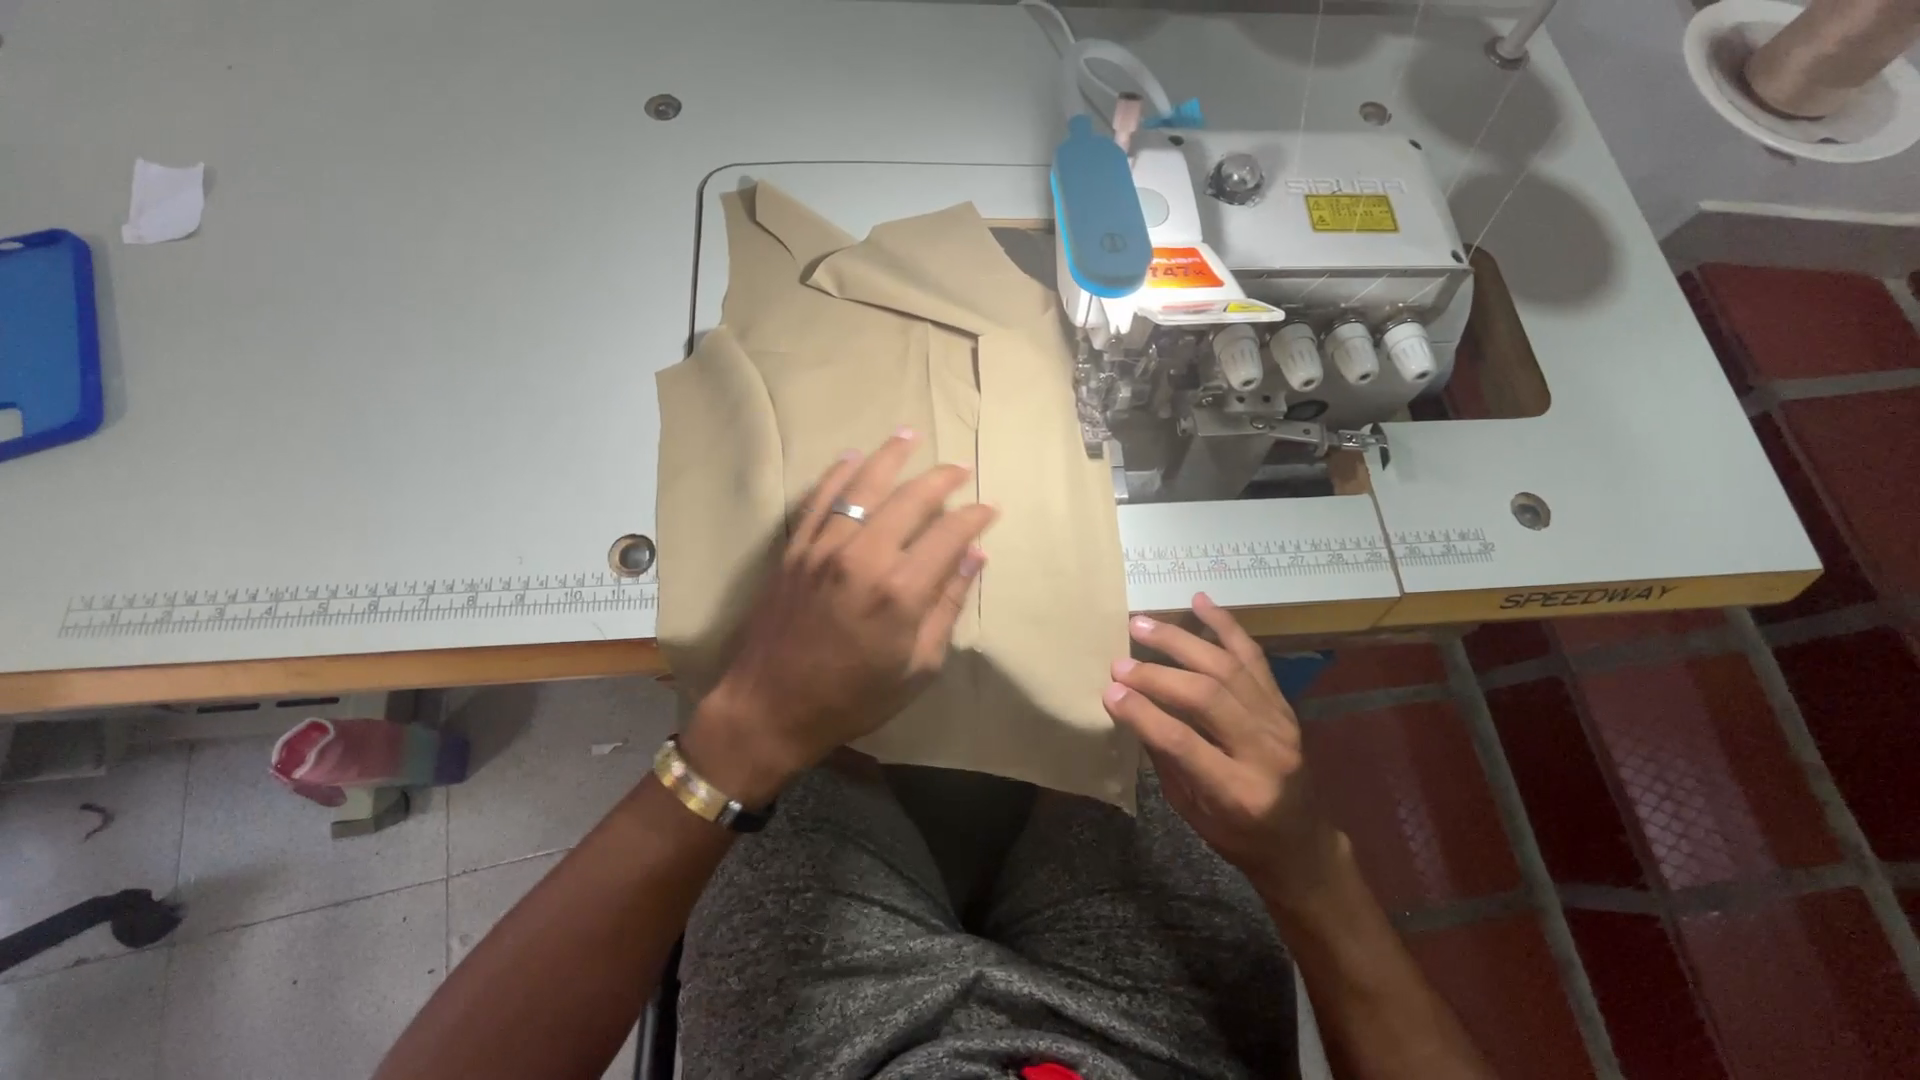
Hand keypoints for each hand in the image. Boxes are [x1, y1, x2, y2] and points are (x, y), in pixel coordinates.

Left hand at [682, 429, 996, 803]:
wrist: (770, 709)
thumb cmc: (853, 699)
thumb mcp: (918, 668)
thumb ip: (947, 606)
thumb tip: (974, 557)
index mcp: (900, 593)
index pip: (949, 535)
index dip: (974, 517)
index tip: (989, 509)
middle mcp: (863, 559)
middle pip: (910, 499)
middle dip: (942, 479)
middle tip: (960, 469)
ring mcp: (823, 549)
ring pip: (862, 486)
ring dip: (890, 457)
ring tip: (910, 436)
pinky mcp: (794, 550)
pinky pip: (820, 500)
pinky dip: (838, 474)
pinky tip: (853, 458)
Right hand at [1102, 593, 1343, 903]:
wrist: (1300, 842)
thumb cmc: (1237, 836)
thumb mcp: (1191, 810)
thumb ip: (1165, 757)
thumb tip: (1130, 706)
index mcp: (1238, 791)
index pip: (1183, 742)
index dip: (1143, 713)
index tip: (1108, 691)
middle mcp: (1265, 750)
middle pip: (1207, 696)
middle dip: (1157, 675)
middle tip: (1118, 661)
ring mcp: (1280, 722)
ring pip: (1227, 667)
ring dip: (1180, 640)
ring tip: (1142, 624)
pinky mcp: (1283, 704)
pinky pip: (1253, 657)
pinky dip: (1225, 626)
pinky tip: (1199, 602)